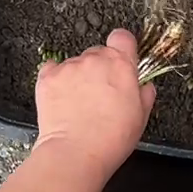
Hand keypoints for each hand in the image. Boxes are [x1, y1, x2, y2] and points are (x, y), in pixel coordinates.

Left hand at [33, 28, 154, 175]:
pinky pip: (52, 69)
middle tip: (99, 95)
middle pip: (98, 53)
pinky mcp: (48, 77)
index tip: (121, 60)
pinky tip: (62, 100)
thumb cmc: (110, 140)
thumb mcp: (141, 118)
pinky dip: (56, 80)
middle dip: (99, 70)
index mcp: (121, 65)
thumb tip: (144, 87)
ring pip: (75, 63)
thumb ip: (144, 94)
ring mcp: (70, 67)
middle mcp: (95, 61)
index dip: (122, 48)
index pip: (123, 38)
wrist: (75, 153)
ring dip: (77, 78)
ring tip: (79, 105)